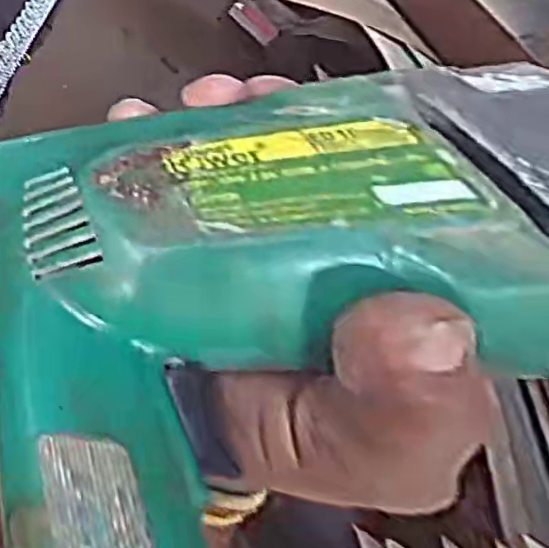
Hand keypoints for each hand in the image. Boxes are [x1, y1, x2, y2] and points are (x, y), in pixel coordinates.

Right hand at [109, 75, 495, 513]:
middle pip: (279, 155)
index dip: (354, 142)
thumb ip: (412, 409)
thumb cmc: (284, 440)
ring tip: (188, 104)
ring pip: (203, 154)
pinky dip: (126, 140)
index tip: (326, 118)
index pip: (372, 189)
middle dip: (260, 114)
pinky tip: (128, 124)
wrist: (164, 436)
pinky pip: (134, 173)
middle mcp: (282, 237)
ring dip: (195, 118)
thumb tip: (422, 322)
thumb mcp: (371, 449)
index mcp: (357, 273)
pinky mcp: (138, 228)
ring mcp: (204, 230)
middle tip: (243, 97)